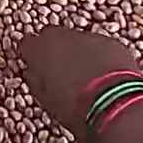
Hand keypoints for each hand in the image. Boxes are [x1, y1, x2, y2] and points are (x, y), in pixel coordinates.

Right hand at [19, 26, 142, 138]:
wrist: (114, 105)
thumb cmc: (74, 107)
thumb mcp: (45, 99)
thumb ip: (36, 79)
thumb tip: (35, 73)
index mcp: (38, 48)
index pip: (28, 44)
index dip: (32, 55)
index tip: (36, 65)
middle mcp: (60, 35)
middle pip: (53, 37)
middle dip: (56, 50)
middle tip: (63, 71)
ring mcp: (87, 36)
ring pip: (79, 41)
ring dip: (80, 53)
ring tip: (88, 77)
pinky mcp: (111, 42)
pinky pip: (101, 46)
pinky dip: (101, 57)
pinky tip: (107, 76)